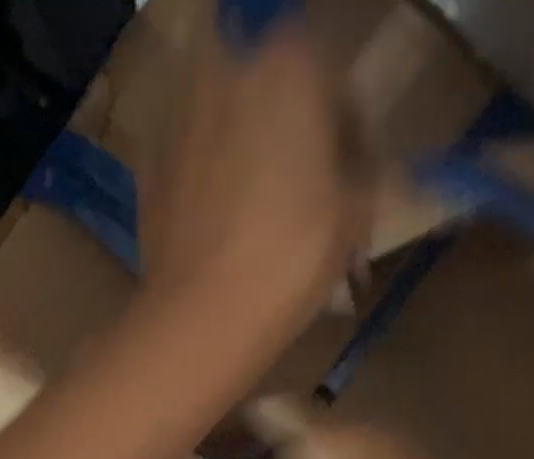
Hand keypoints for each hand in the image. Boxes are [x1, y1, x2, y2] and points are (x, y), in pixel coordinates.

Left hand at [138, 14, 369, 362]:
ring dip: (259, 161)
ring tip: (274, 221)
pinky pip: (200, 159)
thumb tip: (382, 172)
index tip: (360, 179)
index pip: (336, 82)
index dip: (354, 134)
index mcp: (289, 71)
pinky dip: (219, 181)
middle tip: (319, 201)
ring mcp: (182, 115)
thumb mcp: (356, 217)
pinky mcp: (151, 160)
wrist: (203, 313)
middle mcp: (229, 75)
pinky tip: (232, 231)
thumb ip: (376, 177)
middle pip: (279, 100)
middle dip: (301, 143)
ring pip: (236, 129)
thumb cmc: (292, 257)